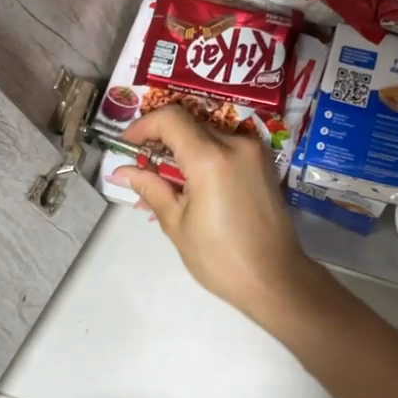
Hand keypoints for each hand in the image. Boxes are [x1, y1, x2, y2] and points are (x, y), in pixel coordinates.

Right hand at [108, 106, 324, 320]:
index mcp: (211, 159)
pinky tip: (194, 182)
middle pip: (190, 123)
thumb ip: (151, 189)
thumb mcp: (177, 225)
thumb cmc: (221, 258)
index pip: (170, 119)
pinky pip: (227, 146)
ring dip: (184, 147)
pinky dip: (206, 155)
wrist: (275, 278)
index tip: (128, 146)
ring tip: (168, 179)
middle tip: (143, 164)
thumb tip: (122, 171)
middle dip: (161, 138)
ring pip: (209, 133)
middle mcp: (237, 145)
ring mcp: (255, 152)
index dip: (143, 126)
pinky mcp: (264, 163)